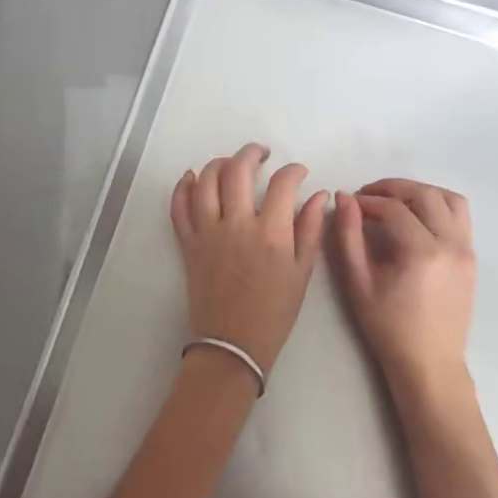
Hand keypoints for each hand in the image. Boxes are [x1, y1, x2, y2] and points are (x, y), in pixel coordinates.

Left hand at [170, 143, 327, 378]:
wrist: (232, 344)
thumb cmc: (274, 312)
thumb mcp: (302, 273)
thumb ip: (310, 230)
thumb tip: (318, 196)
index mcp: (270, 233)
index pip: (283, 183)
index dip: (295, 171)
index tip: (299, 174)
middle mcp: (236, 224)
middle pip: (237, 170)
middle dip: (252, 153)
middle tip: (262, 154)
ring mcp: (207, 233)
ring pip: (204, 181)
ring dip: (218, 164)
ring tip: (230, 164)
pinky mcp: (188, 245)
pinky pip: (178, 208)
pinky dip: (182, 187)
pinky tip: (191, 177)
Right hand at [333, 178, 475, 383]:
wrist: (429, 360)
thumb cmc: (388, 327)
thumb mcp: (358, 284)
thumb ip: (348, 238)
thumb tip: (343, 200)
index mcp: (421, 252)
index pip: (394, 209)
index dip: (368, 201)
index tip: (349, 204)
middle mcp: (451, 243)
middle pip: (425, 195)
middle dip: (393, 189)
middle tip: (367, 196)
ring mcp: (467, 249)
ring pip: (449, 199)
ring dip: (420, 192)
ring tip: (394, 203)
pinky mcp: (471, 257)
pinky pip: (460, 216)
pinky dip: (438, 206)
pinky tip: (416, 219)